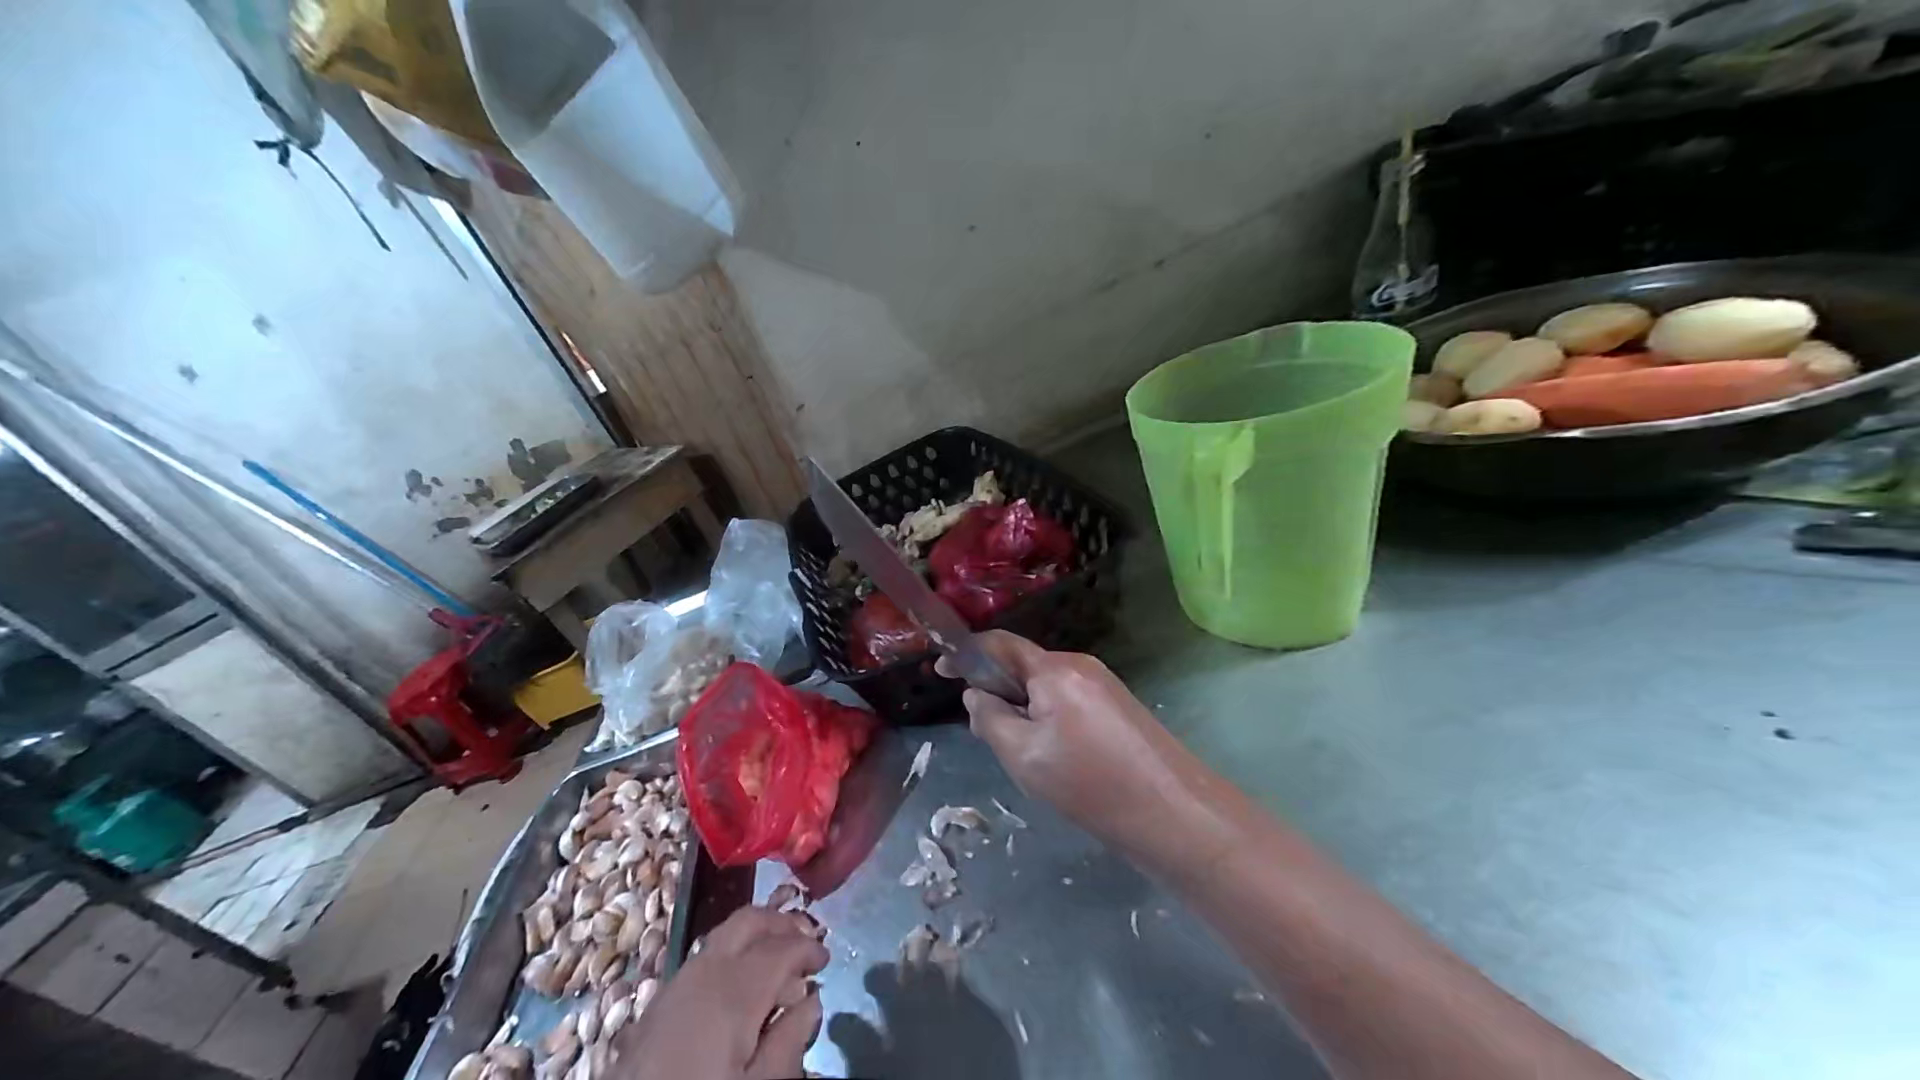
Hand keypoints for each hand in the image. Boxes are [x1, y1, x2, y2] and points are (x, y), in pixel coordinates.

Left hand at [615, 906, 826, 1079]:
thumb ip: (789, 1042)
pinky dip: (734, 950)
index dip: (809, 947)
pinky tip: (741, 982)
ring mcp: (679, 981)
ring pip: (726, 932)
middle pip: (750, 920)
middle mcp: (707, 970)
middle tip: (806, 942)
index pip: (783, 947)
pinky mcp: (661, 999)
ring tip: (778, 958)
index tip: (826, 961)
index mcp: (736, 990)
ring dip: (758, 933)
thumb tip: (811, 1000)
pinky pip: (706, 954)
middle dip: (783, 923)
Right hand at [938, 631, 1217, 857]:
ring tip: (1028, 758)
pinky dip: (1049, 720)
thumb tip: (976, 696)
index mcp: (1055, 669)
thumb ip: (990, 719)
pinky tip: (1058, 760)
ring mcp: (1104, 684)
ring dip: (1026, 710)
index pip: (1000, 644)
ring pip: (1046, 688)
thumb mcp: (1023, 756)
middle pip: (1024, 667)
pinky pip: (1069, 701)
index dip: (966, 654)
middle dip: (999, 692)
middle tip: (991, 735)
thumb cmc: (1089, 783)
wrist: (1173, 814)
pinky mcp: (1119, 706)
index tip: (941, 669)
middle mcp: (1081, 665)